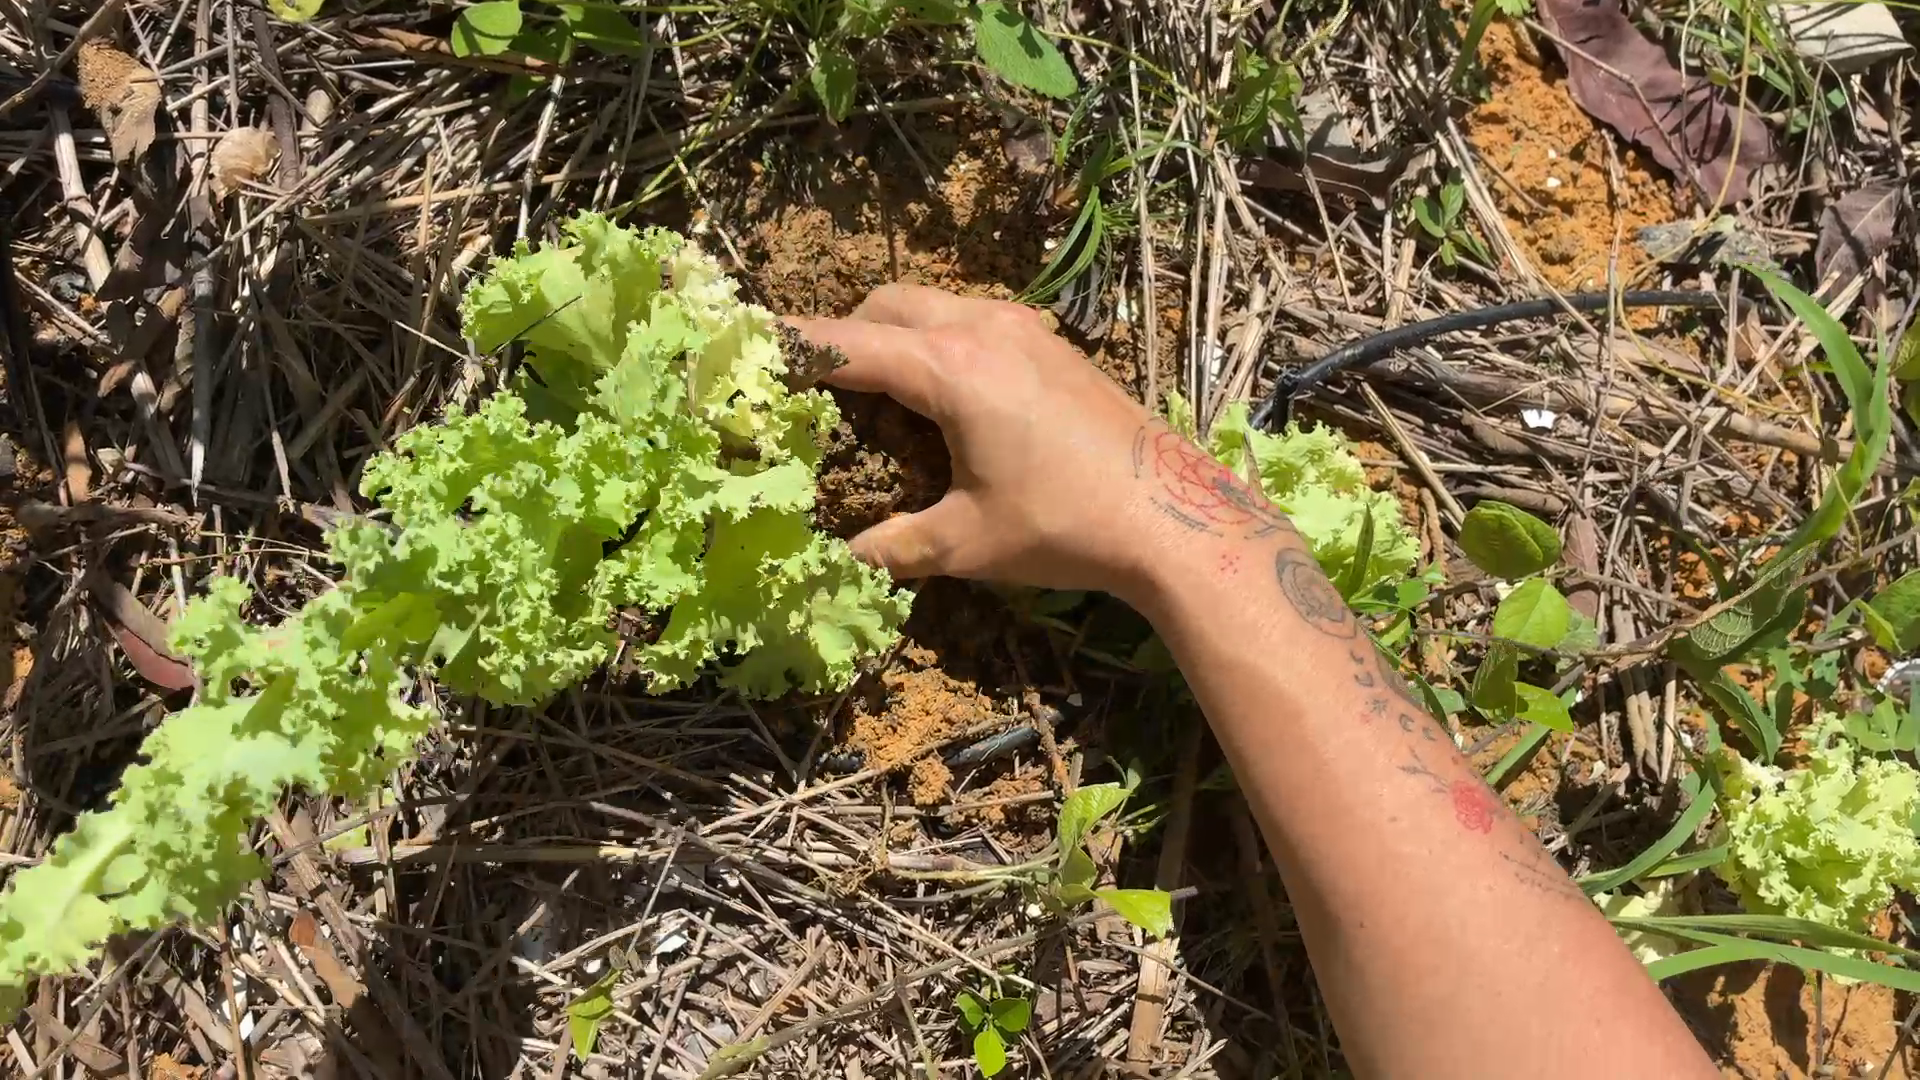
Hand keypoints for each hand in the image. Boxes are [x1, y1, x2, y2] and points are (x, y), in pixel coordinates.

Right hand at [787, 284, 1159, 598]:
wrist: (1176, 517)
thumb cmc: (1065, 526)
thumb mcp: (966, 543)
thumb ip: (892, 548)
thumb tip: (844, 564)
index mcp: (952, 368)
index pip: (847, 342)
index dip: (792, 345)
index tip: (751, 345)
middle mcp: (984, 327)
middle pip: (887, 303)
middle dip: (845, 335)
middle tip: (829, 392)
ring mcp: (1027, 328)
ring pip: (934, 303)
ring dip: (897, 333)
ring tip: (890, 395)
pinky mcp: (1054, 344)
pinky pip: (975, 319)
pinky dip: (942, 340)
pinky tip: (956, 398)